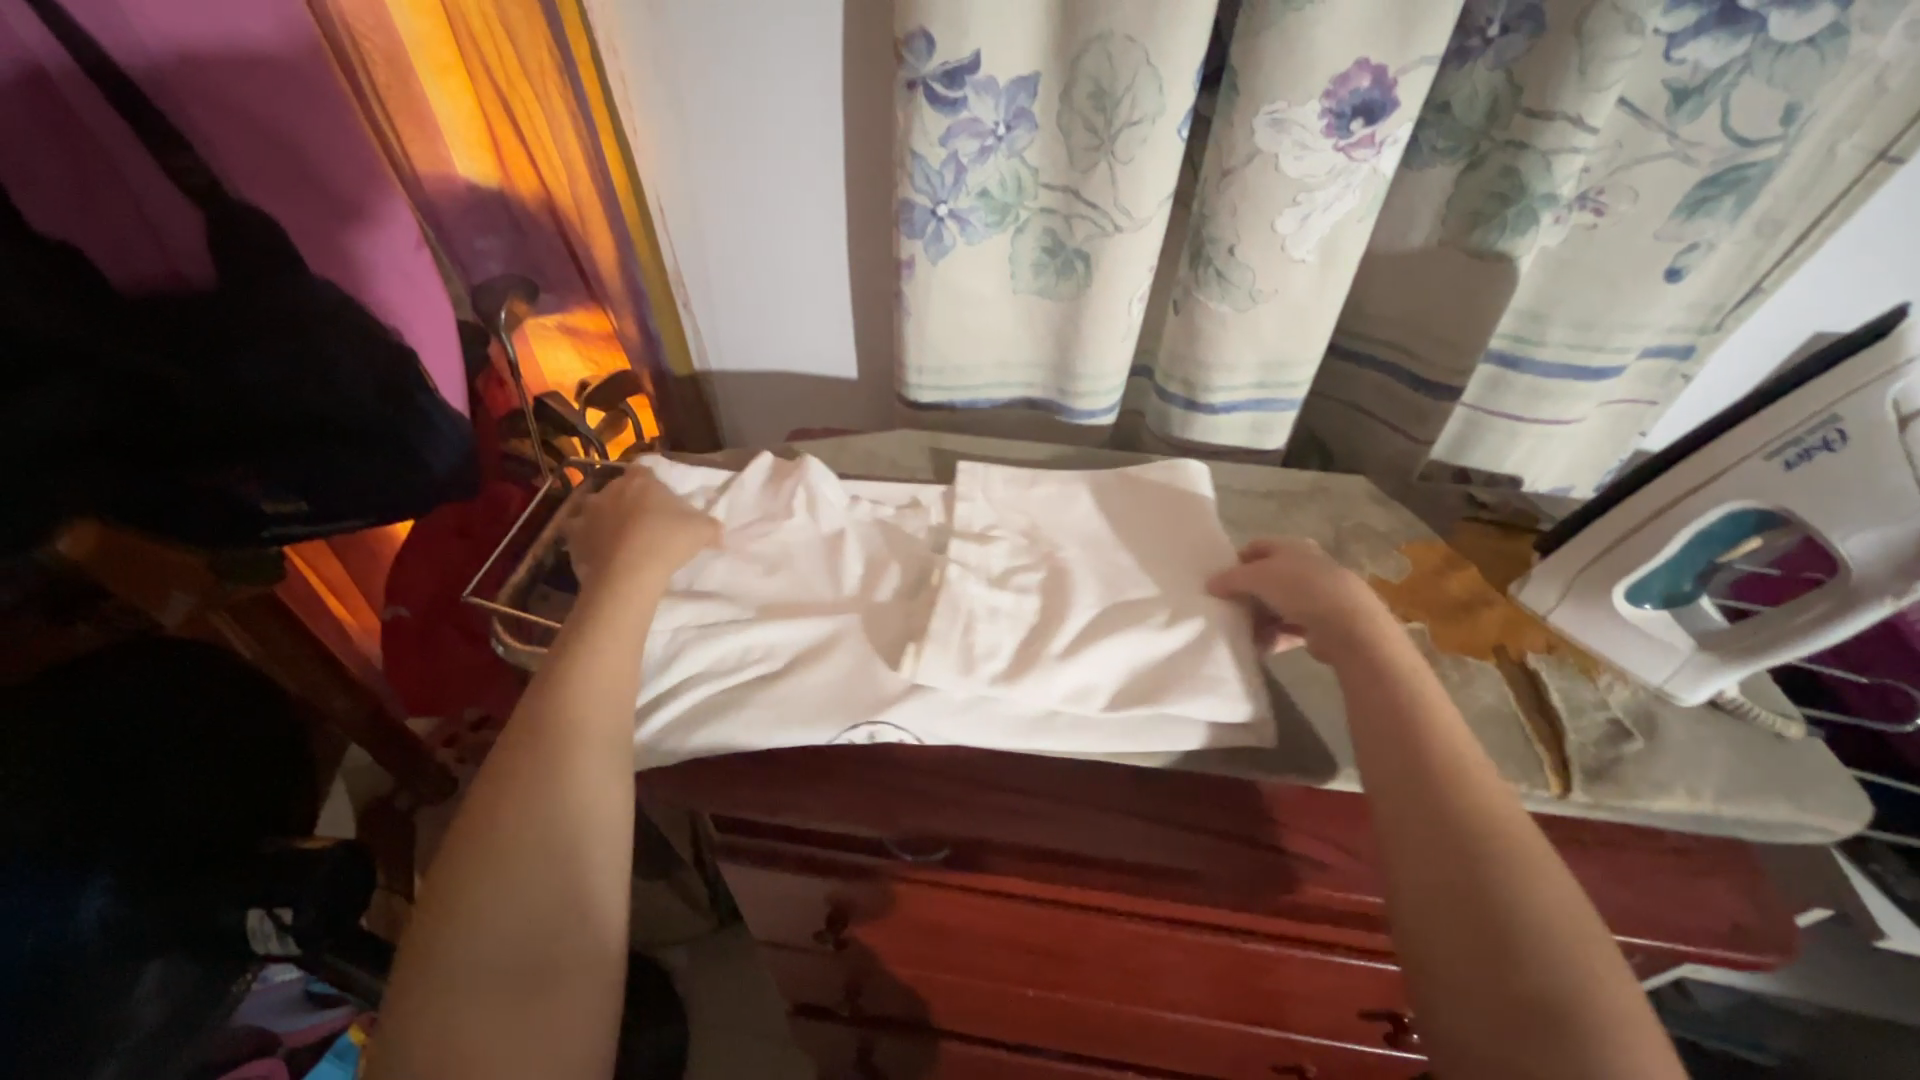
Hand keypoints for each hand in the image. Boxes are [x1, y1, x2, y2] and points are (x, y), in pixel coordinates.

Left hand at [565, 465, 718, 591]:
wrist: (628, 572)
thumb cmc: (668, 540)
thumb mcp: (703, 530)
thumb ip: (711, 526)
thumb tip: (718, 532)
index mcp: (640, 480)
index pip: (644, 472)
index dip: (652, 486)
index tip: (660, 502)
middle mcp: (609, 489)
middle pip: (618, 489)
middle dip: (627, 502)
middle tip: (643, 523)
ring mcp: (587, 511)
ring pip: (594, 509)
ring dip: (603, 519)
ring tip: (617, 538)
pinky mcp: (572, 536)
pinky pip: (577, 534)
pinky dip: (586, 540)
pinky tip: (598, 553)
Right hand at [1207, 537, 1398, 661]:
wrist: (1348, 625)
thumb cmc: (1300, 589)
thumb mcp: (1257, 576)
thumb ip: (1230, 578)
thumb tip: (1210, 584)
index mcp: (1292, 547)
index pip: (1257, 547)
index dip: (1237, 561)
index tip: (1220, 581)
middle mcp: (1305, 568)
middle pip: (1266, 579)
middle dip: (1246, 595)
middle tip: (1226, 609)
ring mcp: (1315, 596)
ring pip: (1277, 606)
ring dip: (1258, 620)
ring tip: (1240, 634)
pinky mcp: (1321, 624)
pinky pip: (1289, 629)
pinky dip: (1273, 638)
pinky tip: (1259, 648)